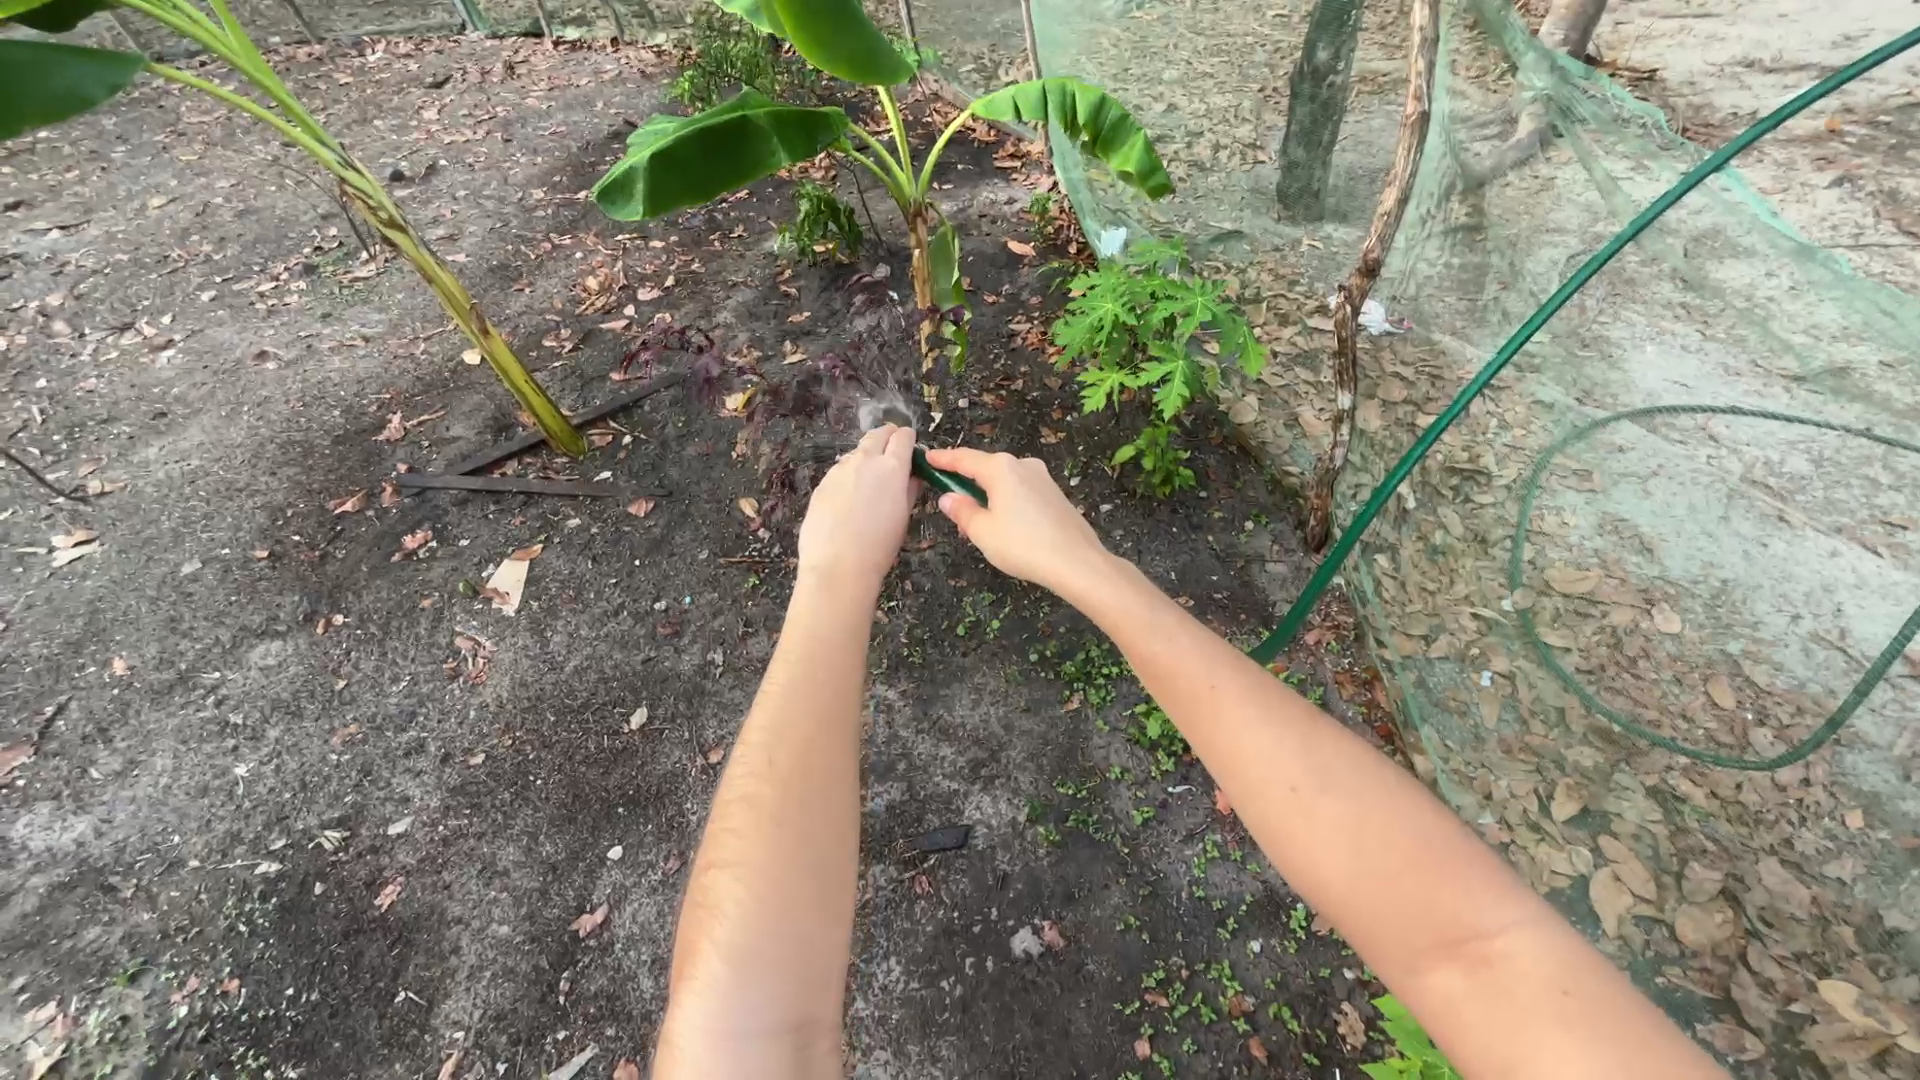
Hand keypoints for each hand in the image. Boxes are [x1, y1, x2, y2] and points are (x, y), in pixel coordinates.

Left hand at [796, 424, 917, 594]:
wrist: (838, 565)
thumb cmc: (879, 545)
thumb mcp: (903, 517)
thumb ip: (909, 490)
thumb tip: (912, 476)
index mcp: (892, 467)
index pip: (903, 436)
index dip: (908, 440)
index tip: (910, 449)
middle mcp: (865, 460)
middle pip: (878, 434)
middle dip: (887, 438)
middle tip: (892, 455)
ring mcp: (840, 469)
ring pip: (857, 453)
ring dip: (866, 459)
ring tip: (868, 486)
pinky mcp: (822, 483)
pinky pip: (840, 471)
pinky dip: (848, 477)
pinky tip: (848, 502)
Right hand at [924, 447, 1112, 596]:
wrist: (1077, 562)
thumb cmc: (1023, 545)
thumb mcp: (983, 532)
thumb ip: (962, 511)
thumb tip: (948, 498)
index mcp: (1001, 468)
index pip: (964, 459)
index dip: (944, 459)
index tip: (928, 457)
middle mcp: (1023, 465)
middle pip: (986, 469)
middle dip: (967, 485)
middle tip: (952, 508)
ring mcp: (1043, 478)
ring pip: (1005, 483)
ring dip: (988, 498)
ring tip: (977, 527)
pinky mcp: (1055, 494)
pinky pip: (1022, 492)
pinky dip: (1007, 503)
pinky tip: (1005, 528)